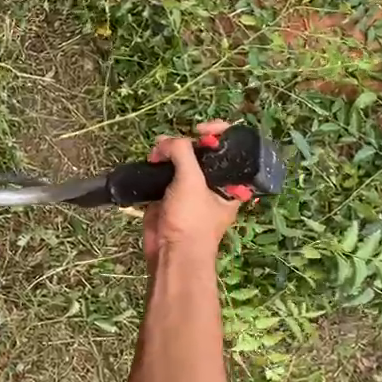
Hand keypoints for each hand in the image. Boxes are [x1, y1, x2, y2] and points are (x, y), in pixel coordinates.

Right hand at [141, 119, 242, 263]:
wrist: (171, 251)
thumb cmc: (192, 219)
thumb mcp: (191, 182)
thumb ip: (182, 153)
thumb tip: (166, 142)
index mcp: (230, 182)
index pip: (231, 148)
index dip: (217, 133)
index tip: (199, 130)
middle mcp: (212, 182)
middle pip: (201, 150)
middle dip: (185, 142)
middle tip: (171, 144)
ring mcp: (190, 187)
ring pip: (181, 158)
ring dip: (168, 151)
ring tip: (156, 153)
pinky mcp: (169, 192)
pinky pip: (165, 170)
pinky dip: (157, 163)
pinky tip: (150, 160)